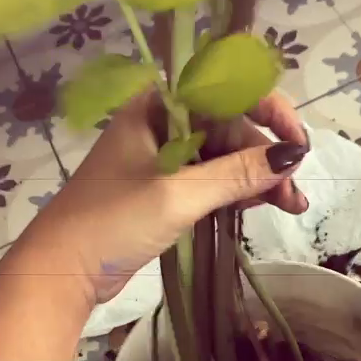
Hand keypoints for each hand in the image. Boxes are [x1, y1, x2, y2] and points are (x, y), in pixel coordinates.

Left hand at [10, 90, 309, 303]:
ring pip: (223, 158)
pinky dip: (235, 193)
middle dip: (266, 157)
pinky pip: (210, 182)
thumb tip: (292, 156)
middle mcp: (162, 126)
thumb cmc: (112, 221)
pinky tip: (262, 206)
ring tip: (290, 207)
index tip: (297, 142)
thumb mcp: (178, 196)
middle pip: (229, 128)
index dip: (266, 110)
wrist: (63, 270)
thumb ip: (235, 174)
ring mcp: (162, 161)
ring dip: (256, 179)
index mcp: (158, 107)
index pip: (224, 91)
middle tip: (295, 194)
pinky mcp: (164, 192)